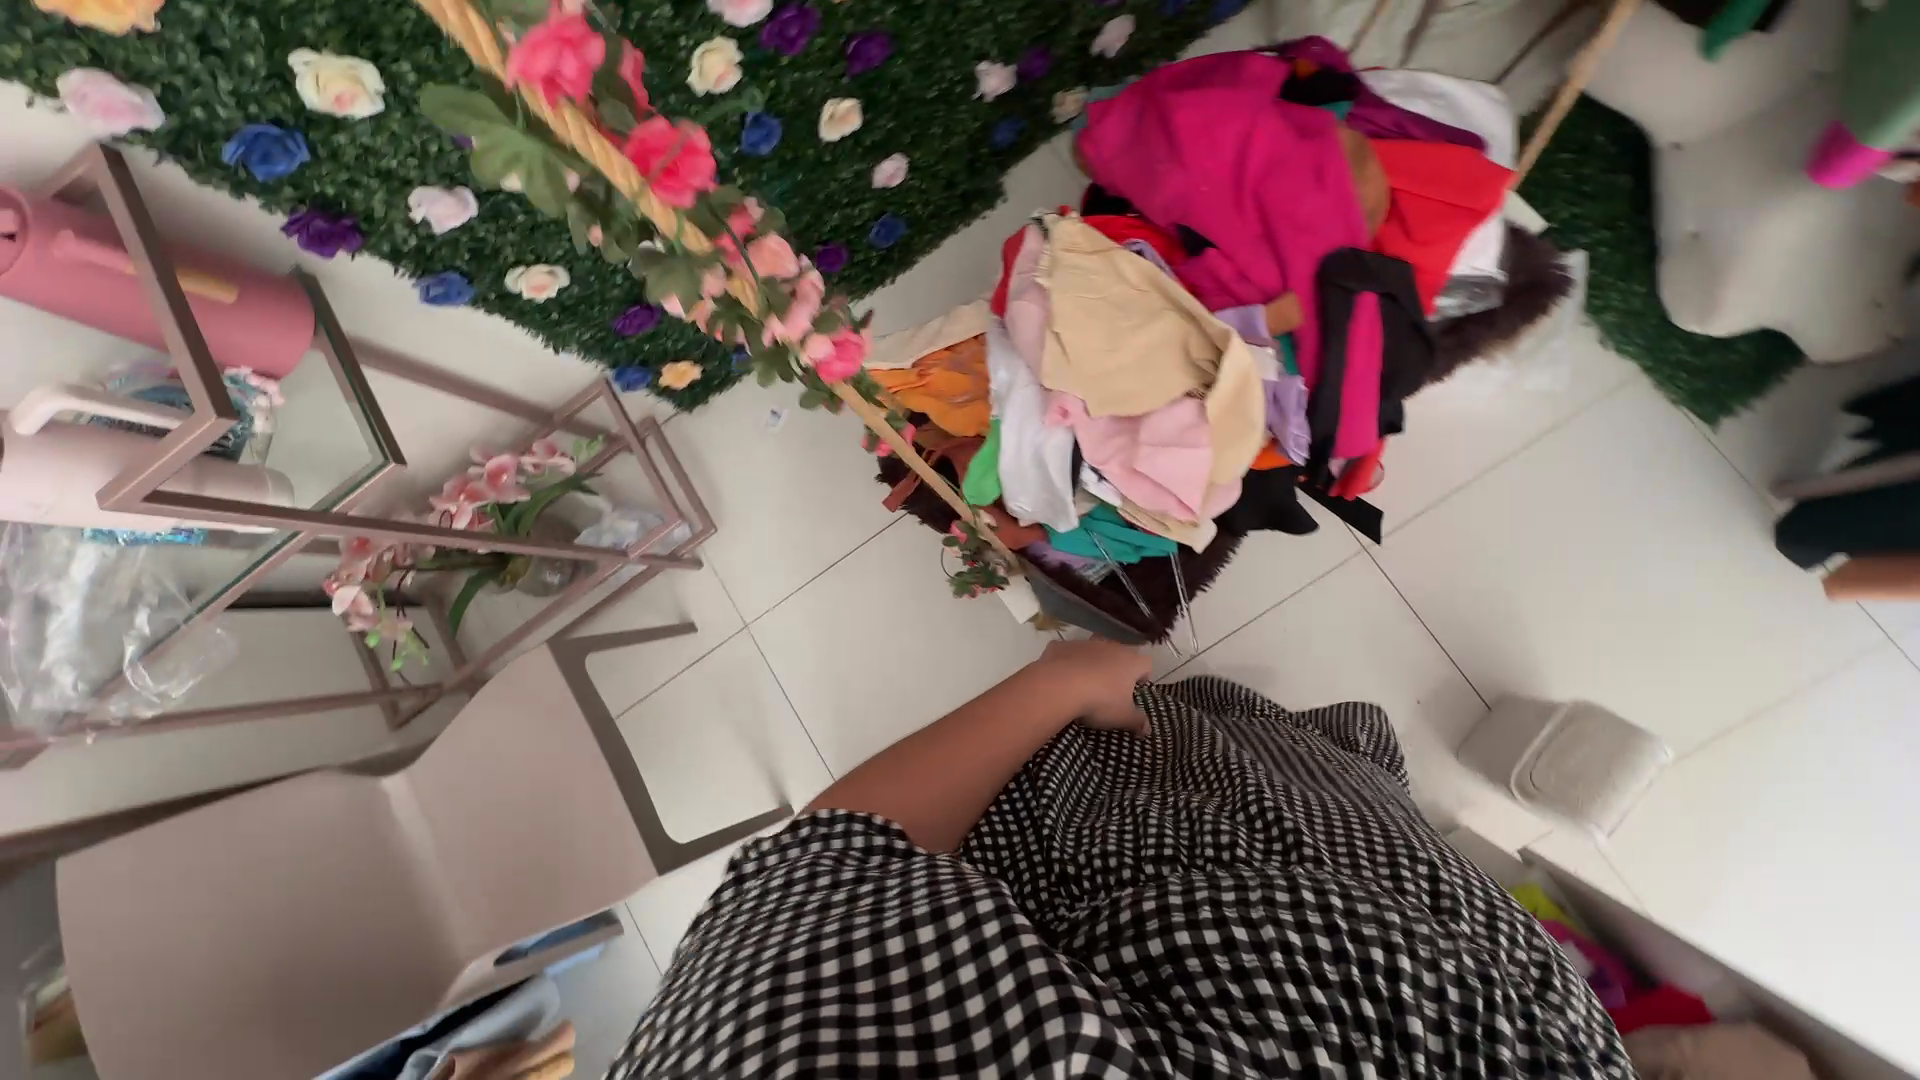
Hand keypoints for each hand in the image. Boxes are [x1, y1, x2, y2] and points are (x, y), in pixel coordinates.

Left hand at [1035, 638, 1151, 734]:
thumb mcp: (1123, 717)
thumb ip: (1138, 721)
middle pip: (1119, 653)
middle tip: (1109, 689)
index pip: (1146, 663)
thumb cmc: (1100, 701)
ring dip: (1091, 663)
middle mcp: (1109, 646)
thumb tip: (1148, 729)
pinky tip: (1061, 679)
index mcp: (1130, 661)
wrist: (1059, 686)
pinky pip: (1068, 653)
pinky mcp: (1060, 646)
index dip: (1143, 675)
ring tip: (1084, 683)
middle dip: (1116, 668)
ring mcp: (1084, 643)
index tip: (1136, 689)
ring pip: (1092, 650)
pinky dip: (1067, 662)